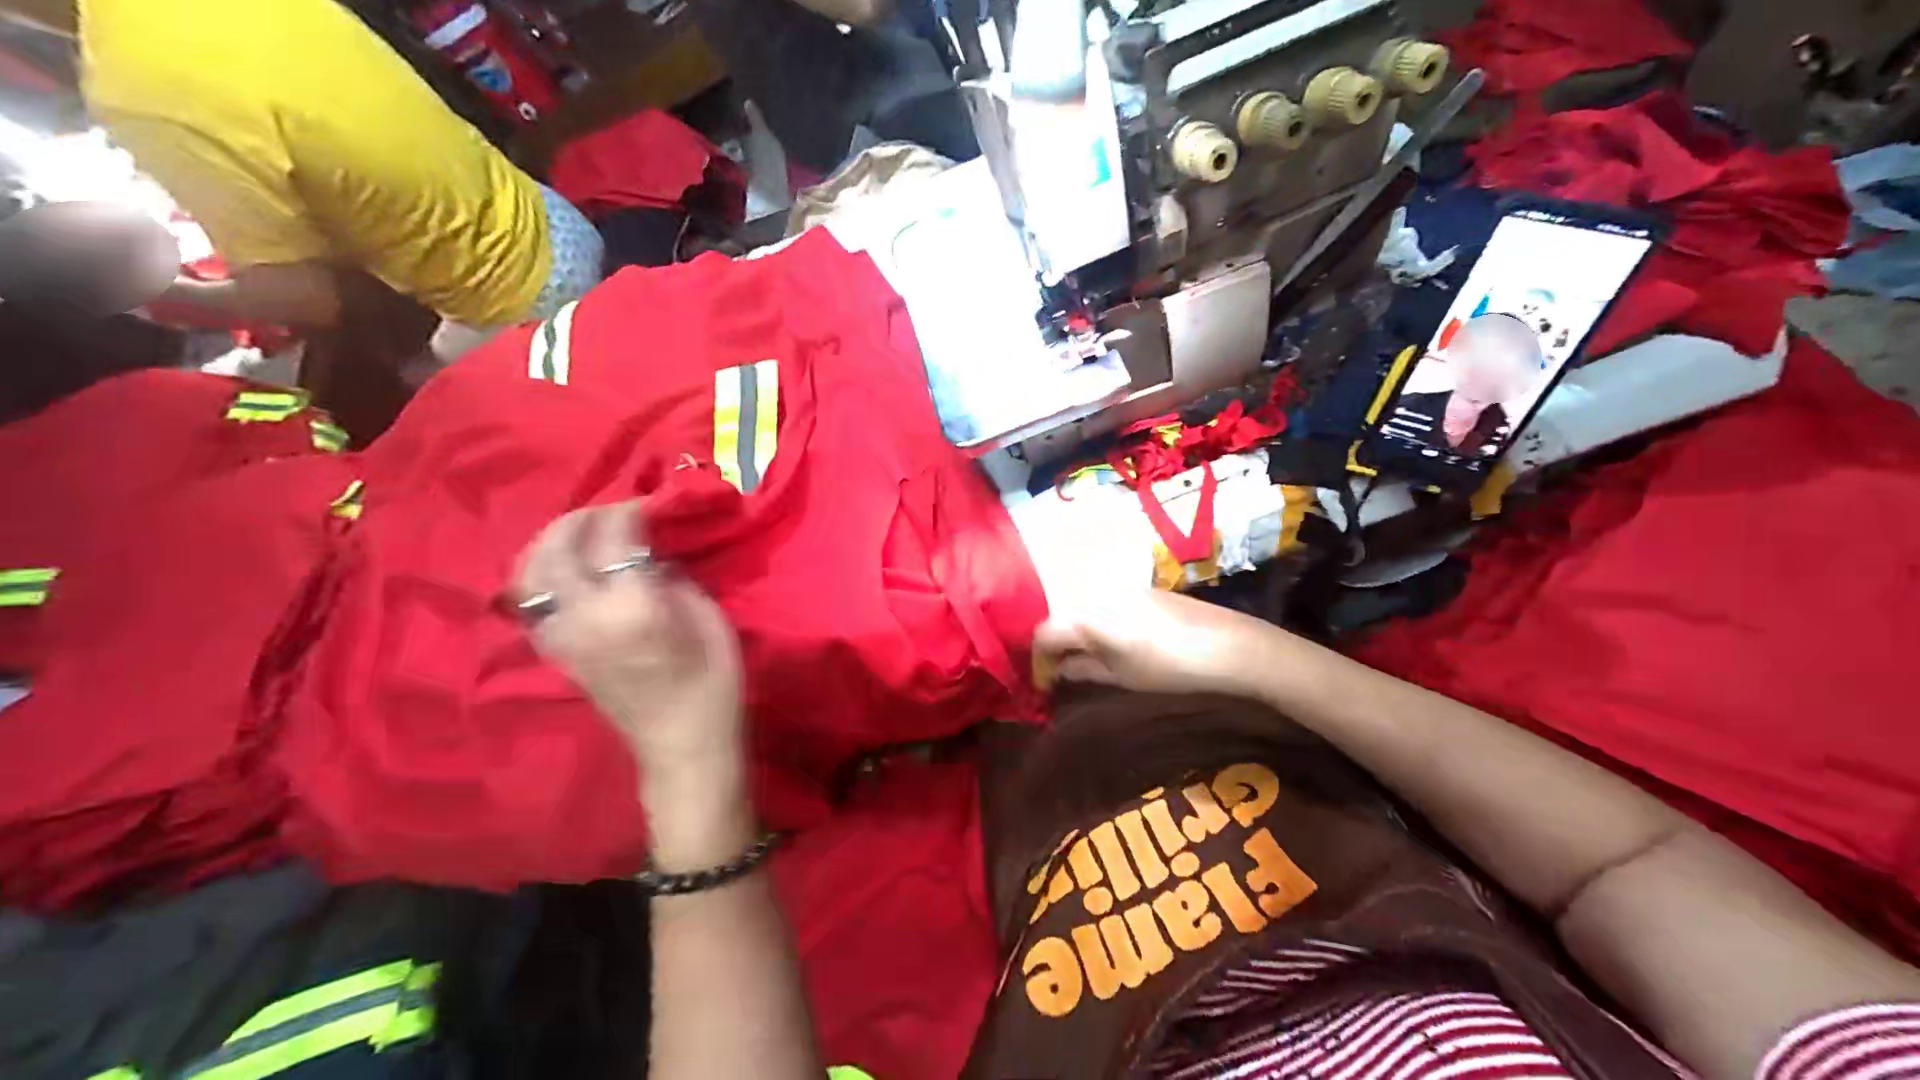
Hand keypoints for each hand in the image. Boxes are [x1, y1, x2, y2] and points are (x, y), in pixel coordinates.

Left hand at [513, 501, 753, 867]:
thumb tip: (648, 554)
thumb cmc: (713, 681)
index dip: (629, 509)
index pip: (613, 535)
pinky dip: (543, 573)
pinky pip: (531, 600)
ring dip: (552, 542)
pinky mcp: (556, 651)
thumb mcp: (708, 619)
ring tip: (583, 535)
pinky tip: (568, 570)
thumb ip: (673, 578)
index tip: (649, 502)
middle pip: (556, 546)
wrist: (682, 744)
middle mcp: (583, 617)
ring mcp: (561, 636)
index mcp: (629, 607)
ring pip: (530, 572)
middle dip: (581, 517)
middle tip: (611, 512)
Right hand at [1033, 589, 1287, 699]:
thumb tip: (1059, 670)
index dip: (1038, 660)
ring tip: (1084, 660)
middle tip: (1059, 673)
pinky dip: (1096, 624)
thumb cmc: (1172, 669)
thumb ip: (1084, 669)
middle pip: (1061, 617)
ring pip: (1083, 609)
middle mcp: (1100, 595)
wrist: (1231, 646)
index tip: (1043, 684)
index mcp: (1091, 617)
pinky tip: (1111, 643)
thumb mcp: (1123, 676)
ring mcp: (1123, 589)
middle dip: (1055, 645)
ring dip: (1076, 634)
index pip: (1045, 632)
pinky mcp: (1143, 590)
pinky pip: (1105, 604)